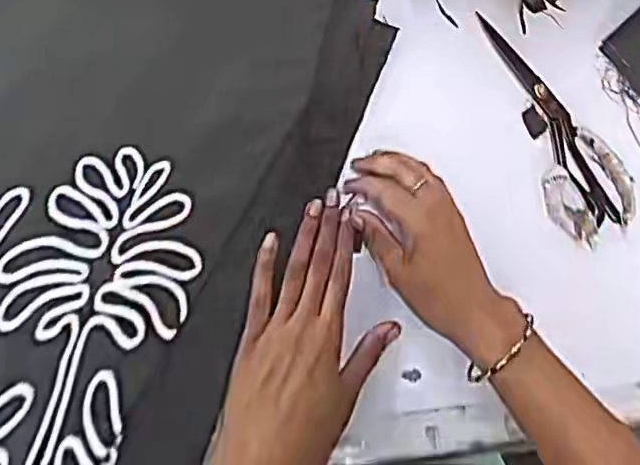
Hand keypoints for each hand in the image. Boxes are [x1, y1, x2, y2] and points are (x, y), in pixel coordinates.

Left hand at [212, 195, 399, 464]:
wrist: (259, 464)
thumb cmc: (301, 438)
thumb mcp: (345, 397)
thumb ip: (367, 355)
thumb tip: (388, 329)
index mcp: (327, 337)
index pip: (341, 276)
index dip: (346, 243)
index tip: (350, 218)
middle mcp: (301, 326)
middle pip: (320, 267)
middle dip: (328, 229)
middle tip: (333, 200)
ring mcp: (274, 329)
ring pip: (294, 272)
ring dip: (304, 238)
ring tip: (311, 210)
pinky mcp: (251, 339)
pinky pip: (259, 295)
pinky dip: (264, 266)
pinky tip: (268, 242)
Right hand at [344, 152, 527, 369]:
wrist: (474, 308)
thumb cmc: (442, 298)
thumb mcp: (397, 272)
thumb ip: (375, 237)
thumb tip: (358, 216)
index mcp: (420, 217)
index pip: (383, 188)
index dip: (361, 185)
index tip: (348, 187)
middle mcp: (435, 204)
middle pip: (401, 167)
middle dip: (376, 162)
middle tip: (357, 166)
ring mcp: (445, 203)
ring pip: (416, 167)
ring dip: (394, 160)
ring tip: (375, 162)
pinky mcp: (451, 208)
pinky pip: (427, 175)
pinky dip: (410, 166)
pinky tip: (402, 172)